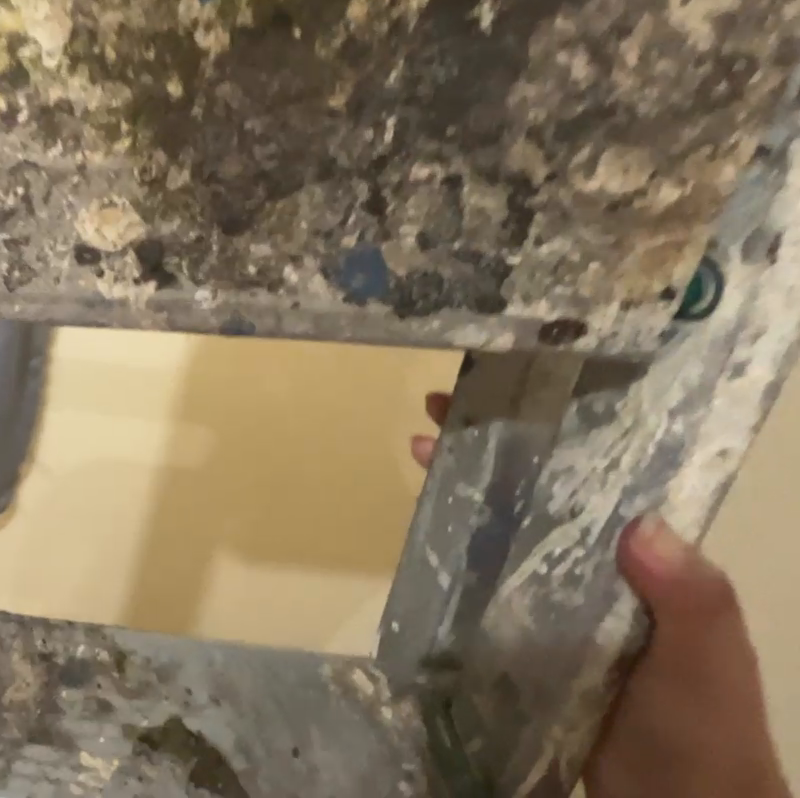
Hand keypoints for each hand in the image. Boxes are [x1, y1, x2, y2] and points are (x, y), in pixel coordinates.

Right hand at [411, 394, 790, 797]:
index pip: (599, 481)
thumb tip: (645, 524)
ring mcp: (559, 596)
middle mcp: (602, 567)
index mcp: (651, 564)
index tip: (507, 394)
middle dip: (493, 444)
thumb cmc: (700, 733)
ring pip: (507, 521)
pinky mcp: (523, 625)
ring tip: (418, 449)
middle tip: (438, 407)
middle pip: (542, 490)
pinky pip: (483, 567)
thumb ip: (694, 606)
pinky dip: (453, 534)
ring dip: (466, 481)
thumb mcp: (709, 670)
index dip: (556, 433)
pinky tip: (424, 518)